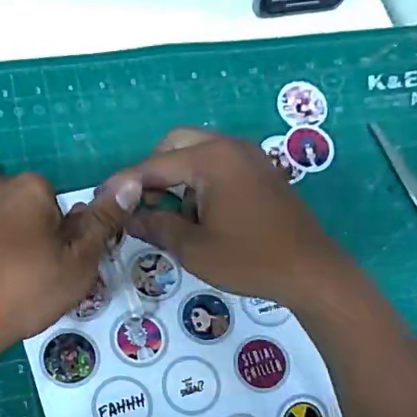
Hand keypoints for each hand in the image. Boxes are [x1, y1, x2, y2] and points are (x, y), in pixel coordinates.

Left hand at [0, 153, 134, 359]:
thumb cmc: (25, 294)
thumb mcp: (78, 268)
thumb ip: (102, 224)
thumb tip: (129, 182)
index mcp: (33, 189)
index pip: (57, 200)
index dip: (60, 231)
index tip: (55, 260)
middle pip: (18, 187)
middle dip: (24, 212)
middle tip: (25, 255)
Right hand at [101, 128, 356, 307]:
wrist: (311, 270)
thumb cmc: (251, 260)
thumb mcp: (196, 249)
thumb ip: (158, 227)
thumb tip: (130, 217)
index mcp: (211, 158)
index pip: (154, 164)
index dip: (126, 184)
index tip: (104, 198)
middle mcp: (231, 146)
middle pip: (176, 145)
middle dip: (154, 173)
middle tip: (144, 207)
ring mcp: (251, 157)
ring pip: (200, 153)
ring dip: (179, 177)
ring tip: (175, 217)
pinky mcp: (263, 172)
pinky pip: (221, 165)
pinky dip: (203, 182)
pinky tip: (203, 216)